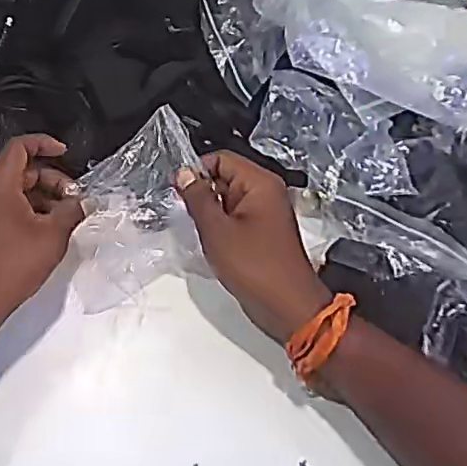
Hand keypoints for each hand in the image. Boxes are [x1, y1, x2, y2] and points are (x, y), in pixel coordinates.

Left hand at [0, 134, 84, 322]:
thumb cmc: (7, 268)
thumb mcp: (53, 234)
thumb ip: (72, 210)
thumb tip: (82, 202)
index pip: (19, 146)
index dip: (44, 143)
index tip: (62, 150)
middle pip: (23, 168)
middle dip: (53, 178)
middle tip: (74, 194)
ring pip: (19, 188)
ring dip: (45, 195)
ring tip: (67, 214)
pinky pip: (12, 205)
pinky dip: (33, 209)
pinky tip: (51, 227)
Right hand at [176, 151, 331, 343]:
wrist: (287, 307)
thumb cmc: (254, 266)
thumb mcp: (216, 228)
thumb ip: (197, 197)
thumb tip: (184, 174)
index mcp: (260, 184)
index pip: (220, 159)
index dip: (196, 171)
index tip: (179, 192)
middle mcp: (266, 192)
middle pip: (223, 176)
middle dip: (201, 192)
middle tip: (188, 215)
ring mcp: (265, 212)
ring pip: (226, 198)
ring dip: (209, 210)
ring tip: (202, 230)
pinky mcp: (261, 231)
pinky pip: (234, 216)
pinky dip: (219, 224)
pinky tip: (212, 241)